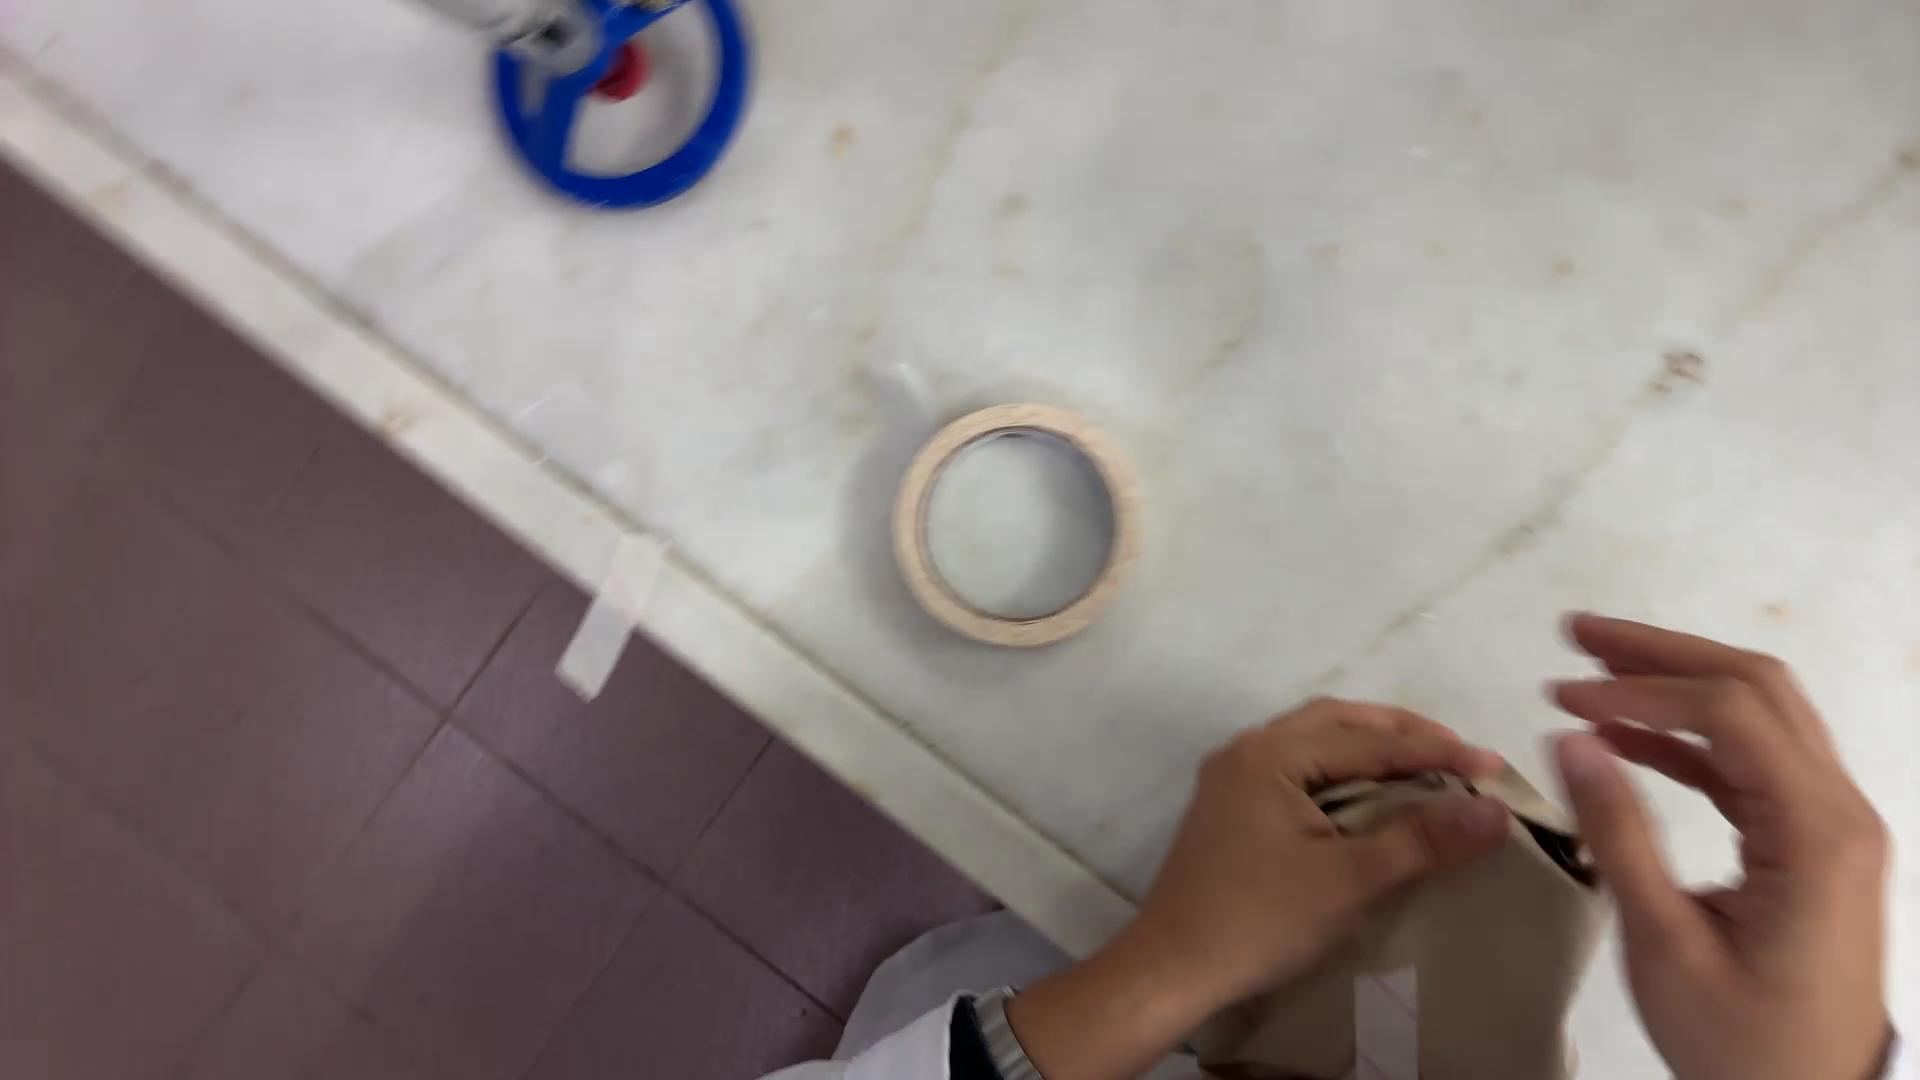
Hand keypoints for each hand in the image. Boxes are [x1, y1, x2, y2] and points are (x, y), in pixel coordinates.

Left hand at [1007, 699, 1508, 1079]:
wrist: (1177, 958)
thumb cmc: (1262, 917)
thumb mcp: (1349, 879)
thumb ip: (1421, 839)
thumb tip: (1493, 808)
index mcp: (1268, 754)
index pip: (1364, 741)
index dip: (1433, 751)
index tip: (1495, 764)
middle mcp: (1244, 749)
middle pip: (1330, 722)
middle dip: (1395, 732)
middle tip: (1457, 753)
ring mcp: (1230, 774)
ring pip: (1307, 740)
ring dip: (1362, 745)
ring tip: (1421, 766)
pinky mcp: (1227, 801)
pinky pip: (1290, 765)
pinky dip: (1333, 767)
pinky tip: (1362, 792)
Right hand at [1549, 614, 1891, 1079]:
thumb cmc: (1737, 1032)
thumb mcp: (1663, 937)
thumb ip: (1616, 831)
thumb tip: (1568, 737)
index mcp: (1815, 833)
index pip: (1731, 715)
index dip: (1640, 690)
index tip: (1558, 700)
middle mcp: (1836, 810)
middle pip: (1758, 688)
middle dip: (1661, 651)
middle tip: (1575, 633)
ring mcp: (1822, 821)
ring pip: (1754, 710)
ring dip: (1668, 678)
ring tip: (1584, 666)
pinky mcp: (1797, 836)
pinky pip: (1738, 755)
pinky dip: (1674, 730)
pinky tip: (1613, 732)